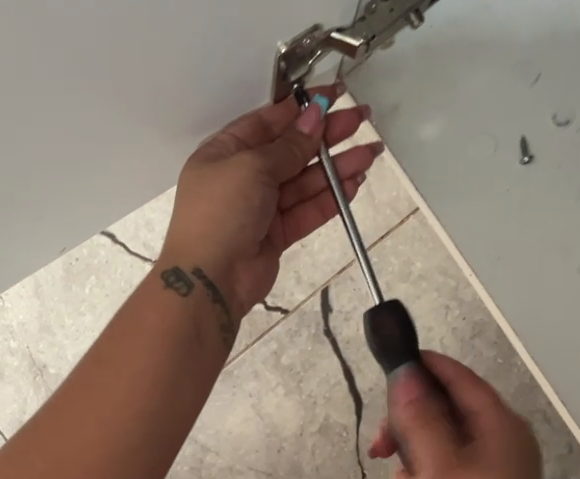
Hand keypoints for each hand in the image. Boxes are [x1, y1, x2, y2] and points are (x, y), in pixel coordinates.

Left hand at [160, 84, 382, 318]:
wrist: (209, 280)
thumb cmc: (220, 214)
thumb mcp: (251, 166)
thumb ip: (287, 145)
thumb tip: (314, 117)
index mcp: (223, 154)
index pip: (266, 122)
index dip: (300, 108)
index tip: (334, 96)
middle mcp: (239, 179)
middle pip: (289, 151)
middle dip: (325, 135)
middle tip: (361, 119)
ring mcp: (257, 209)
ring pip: (302, 182)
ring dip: (336, 167)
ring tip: (370, 153)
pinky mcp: (273, 237)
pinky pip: (305, 211)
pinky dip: (329, 198)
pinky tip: (354, 183)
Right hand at [367, 353, 552, 478]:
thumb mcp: (437, 468)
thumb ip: (421, 419)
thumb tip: (406, 376)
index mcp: (500, 426)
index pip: (460, 379)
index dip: (425, 368)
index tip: (387, 368)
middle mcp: (502, 440)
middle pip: (447, 411)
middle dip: (409, 424)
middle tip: (379, 447)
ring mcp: (495, 468)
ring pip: (442, 442)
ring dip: (413, 456)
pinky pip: (447, 469)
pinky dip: (426, 478)